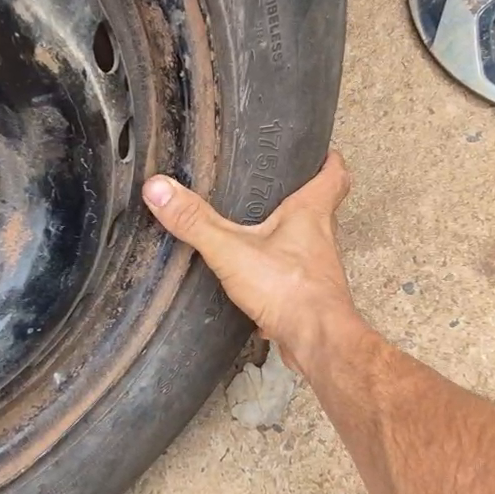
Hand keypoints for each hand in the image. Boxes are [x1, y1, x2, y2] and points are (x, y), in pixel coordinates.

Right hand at [143, 151, 365, 378]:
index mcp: (310, 214)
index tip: (320, 152)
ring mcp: (318, 271)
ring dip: (293, 238)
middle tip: (287, 187)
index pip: (334, 175)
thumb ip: (195, 221)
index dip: (329, 160)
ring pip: (311, 246)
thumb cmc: (291, 292)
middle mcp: (322, 239)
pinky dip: (281, 276)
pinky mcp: (310, 299)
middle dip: (307, 197)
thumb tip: (160, 189)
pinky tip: (260, 281)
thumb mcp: (232, 250)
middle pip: (324, 209)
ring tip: (266, 232)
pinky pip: (297, 280)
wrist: (317, 341)